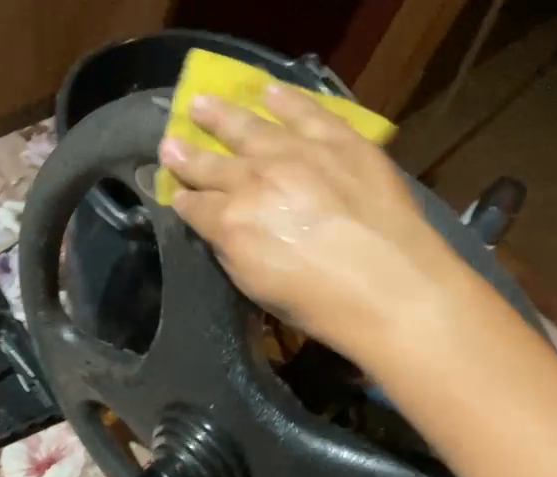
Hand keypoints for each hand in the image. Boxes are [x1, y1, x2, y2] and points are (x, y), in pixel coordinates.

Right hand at [159, 83, 477, 365]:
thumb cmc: (317, 303)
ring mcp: (297, 154)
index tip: (175, 193)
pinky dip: (284, 101)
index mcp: (231, 224)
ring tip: (201, 104)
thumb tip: (221, 230)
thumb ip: (232, 251)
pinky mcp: (338, 141)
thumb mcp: (256, 287)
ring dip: (221, 117)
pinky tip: (267, 94)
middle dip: (188, 157)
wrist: (387, 284)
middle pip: (213, 165)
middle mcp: (256, 182)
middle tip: (169, 144)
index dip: (183, 201)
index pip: (196, 207)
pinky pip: (304, 112)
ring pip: (249, 129)